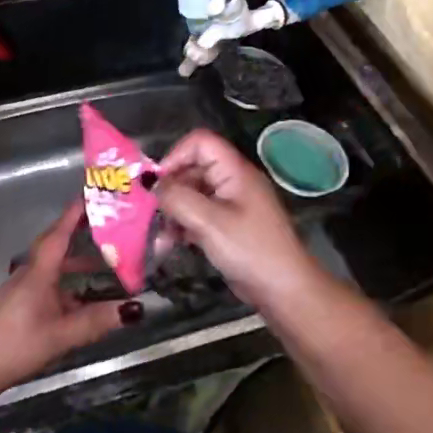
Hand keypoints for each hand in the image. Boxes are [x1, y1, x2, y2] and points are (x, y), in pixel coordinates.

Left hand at [0, 201, 132, 390]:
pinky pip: (50, 283)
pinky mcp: (21, 304)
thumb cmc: (17, 345)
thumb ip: (97, 320)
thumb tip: (135, 308)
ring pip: (54, 266)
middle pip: (56, 246)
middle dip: (80, 233)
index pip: (59, 235)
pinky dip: (70, 282)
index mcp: (38, 273)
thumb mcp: (62, 334)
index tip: (91, 195)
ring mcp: (23, 289)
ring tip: (106, 262)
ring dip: (77, 261)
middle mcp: (30, 274)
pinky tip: (85, 297)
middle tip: (107, 224)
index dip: (74, 214)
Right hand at [154, 130, 330, 311]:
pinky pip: (198, 216)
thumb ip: (178, 199)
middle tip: (149, 212)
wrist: (283, 289)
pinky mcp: (228, 227)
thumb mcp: (209, 222)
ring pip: (193, 195)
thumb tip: (153, 187)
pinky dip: (182, 226)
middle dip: (169, 189)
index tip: (157, 183)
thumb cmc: (250, 249)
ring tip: (157, 235)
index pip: (201, 143)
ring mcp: (231, 205)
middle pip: (193, 169)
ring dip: (172, 211)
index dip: (176, 156)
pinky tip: (169, 244)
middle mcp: (233, 182)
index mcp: (235, 171)